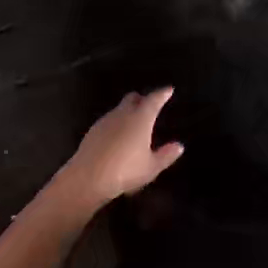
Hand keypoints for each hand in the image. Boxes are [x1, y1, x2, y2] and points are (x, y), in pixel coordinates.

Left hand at [57, 88, 183, 204]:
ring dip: (128, 111)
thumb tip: (179, 146)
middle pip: (133, 98)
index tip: (168, 90)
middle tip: (149, 106)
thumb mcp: (151, 167)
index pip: (153, 99)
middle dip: (142, 99)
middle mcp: (123, 113)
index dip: (162, 94)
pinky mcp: (93, 129)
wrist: (89, 177)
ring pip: (119, 108)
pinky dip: (117, 123)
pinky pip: (109, 120)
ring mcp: (106, 120)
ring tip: (134, 124)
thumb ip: (166, 155)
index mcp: (141, 118)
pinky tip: (118, 137)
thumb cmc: (126, 171)